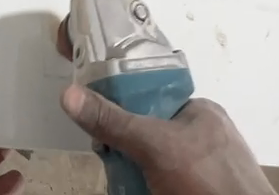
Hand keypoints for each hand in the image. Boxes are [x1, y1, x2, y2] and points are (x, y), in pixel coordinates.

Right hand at [60, 85, 274, 194]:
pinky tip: (136, 191)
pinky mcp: (205, 192)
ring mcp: (210, 175)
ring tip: (122, 183)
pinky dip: (150, 189)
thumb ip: (113, 122)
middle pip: (152, 137)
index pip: (154, 100)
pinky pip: (169, 186)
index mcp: (201, 113)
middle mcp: (208, 140)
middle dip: (128, 151)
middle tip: (109, 161)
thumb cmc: (208, 183)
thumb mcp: (155, 146)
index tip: (103, 130)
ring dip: (136, 177)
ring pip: (159, 169)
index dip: (126, 110)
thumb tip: (67, 93)